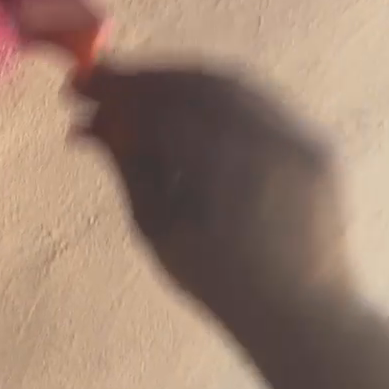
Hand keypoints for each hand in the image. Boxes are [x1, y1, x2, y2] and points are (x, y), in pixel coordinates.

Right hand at [71, 63, 357, 341]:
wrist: (302, 311)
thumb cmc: (215, 277)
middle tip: (101, 85)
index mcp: (225, 162)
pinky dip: (210, 96)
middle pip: (195, 81)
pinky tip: (182, 110)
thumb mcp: (156, 225)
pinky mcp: (310, 142)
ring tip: (137, 95)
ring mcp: (297, 136)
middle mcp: (268, 137)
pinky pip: (255, 102)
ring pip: (229, 84)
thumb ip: (128, 164)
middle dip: (143, 77)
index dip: (114, 89)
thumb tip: (89, 126)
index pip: (159, 102)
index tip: (78, 87)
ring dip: (176, 81)